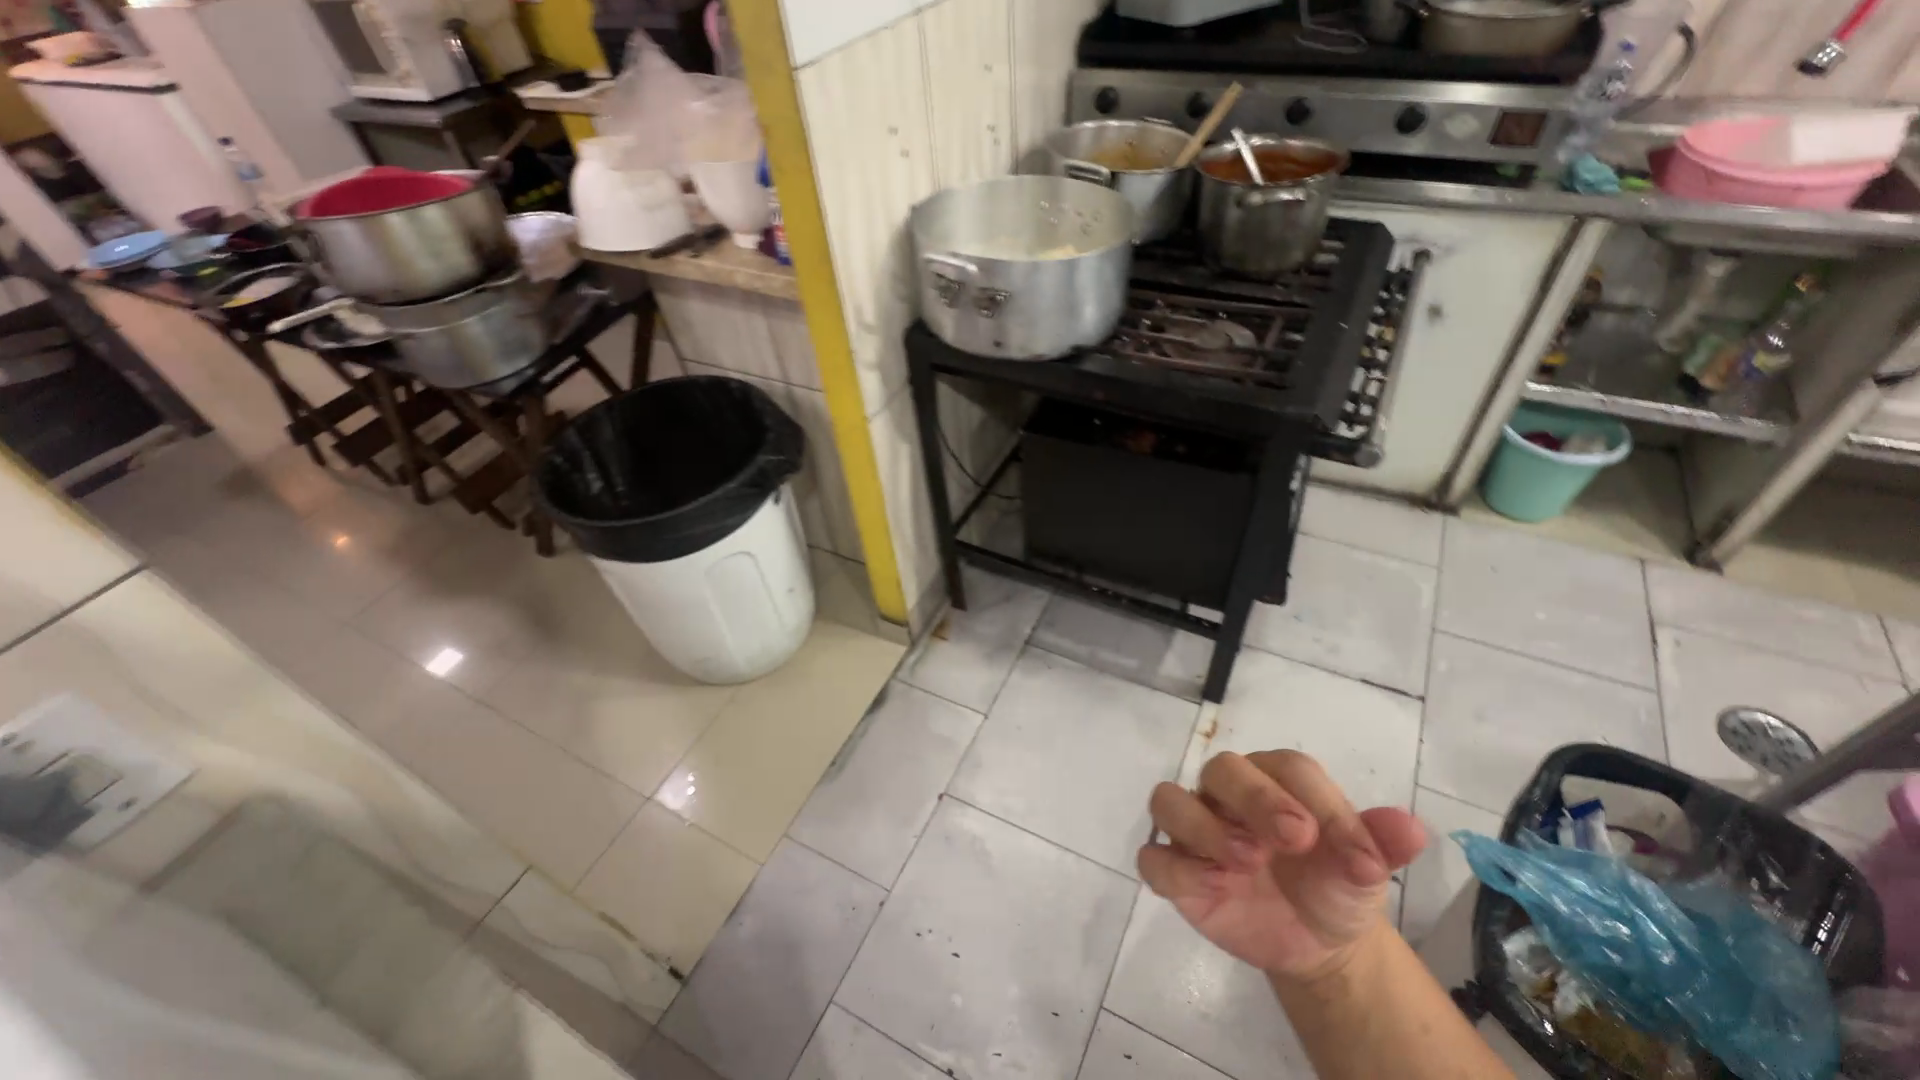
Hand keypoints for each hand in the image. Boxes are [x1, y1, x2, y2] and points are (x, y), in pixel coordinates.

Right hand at [1138, 750, 1427, 981]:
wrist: (1316, 941)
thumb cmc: (1335, 886)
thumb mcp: (1365, 870)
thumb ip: (1382, 844)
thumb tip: (1413, 829)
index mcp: (1277, 780)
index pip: (1289, 769)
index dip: (1323, 804)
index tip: (1360, 856)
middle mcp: (1229, 794)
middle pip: (1222, 769)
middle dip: (1256, 799)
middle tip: (1296, 839)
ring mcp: (1196, 829)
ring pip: (1170, 800)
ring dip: (1204, 825)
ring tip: (1248, 862)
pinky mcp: (1176, 872)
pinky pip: (1154, 858)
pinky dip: (1174, 867)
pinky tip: (1212, 888)